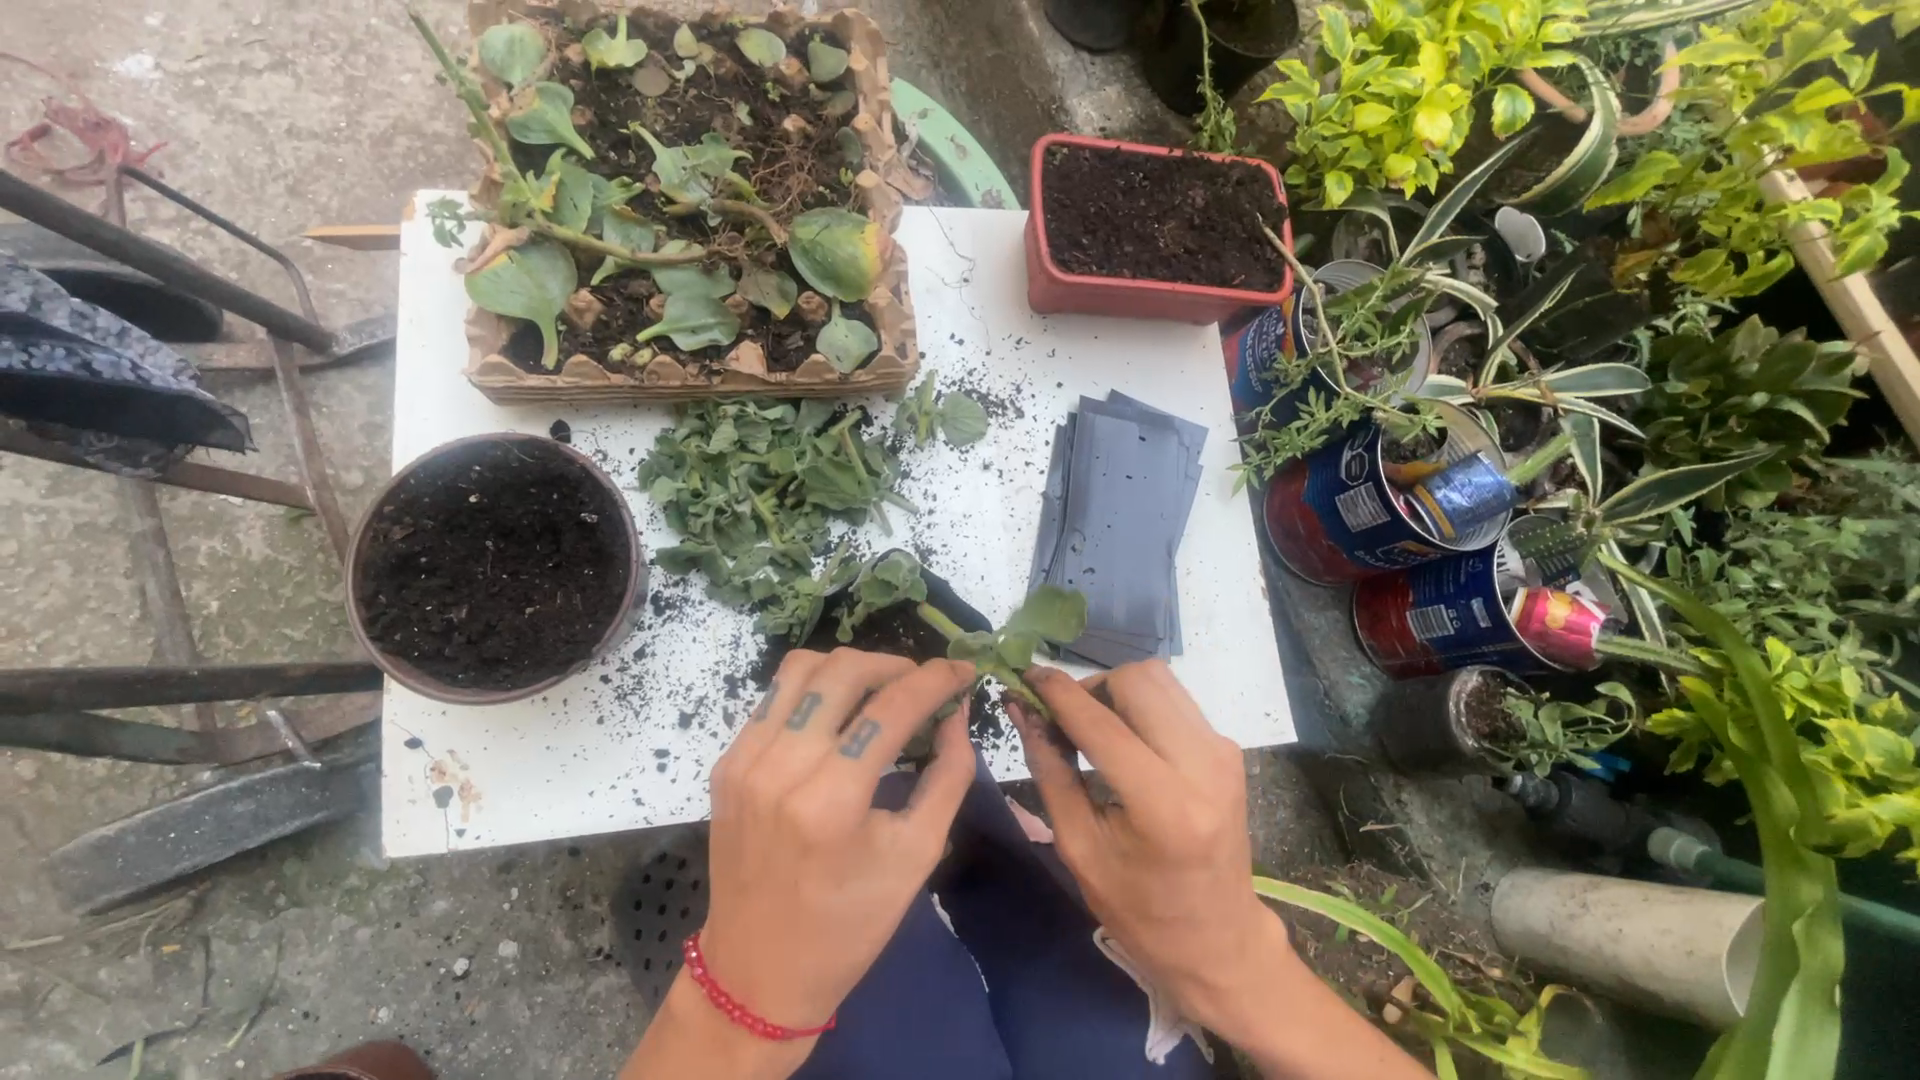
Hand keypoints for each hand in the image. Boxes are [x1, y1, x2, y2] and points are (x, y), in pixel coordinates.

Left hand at [700, 649, 976, 1029]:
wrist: (758, 973)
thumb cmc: (849, 926)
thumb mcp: (916, 856)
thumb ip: (947, 776)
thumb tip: (957, 714)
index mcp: (831, 801)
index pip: (892, 708)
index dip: (937, 680)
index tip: (964, 670)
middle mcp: (780, 768)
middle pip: (843, 671)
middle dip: (895, 665)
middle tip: (924, 683)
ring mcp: (744, 762)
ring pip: (801, 669)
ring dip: (851, 667)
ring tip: (882, 688)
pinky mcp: (726, 765)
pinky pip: (775, 697)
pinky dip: (815, 691)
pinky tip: (839, 714)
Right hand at [1007, 661, 1293, 1046]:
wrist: (1217, 938)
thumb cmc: (1139, 908)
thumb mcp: (1079, 847)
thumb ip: (1050, 770)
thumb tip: (1022, 708)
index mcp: (1164, 805)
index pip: (1101, 723)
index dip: (1057, 692)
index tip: (1026, 677)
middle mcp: (1203, 766)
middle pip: (1137, 680)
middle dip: (1091, 687)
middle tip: (1064, 718)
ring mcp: (1222, 752)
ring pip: (1159, 679)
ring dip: (1116, 690)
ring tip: (1091, 727)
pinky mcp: (1228, 748)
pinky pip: (1175, 699)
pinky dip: (1140, 704)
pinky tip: (1123, 739)